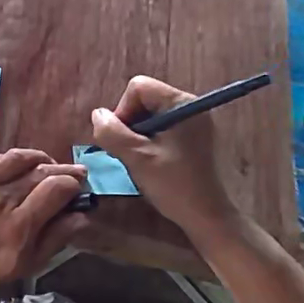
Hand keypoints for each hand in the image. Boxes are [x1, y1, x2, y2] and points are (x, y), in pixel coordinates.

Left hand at [0, 149, 90, 284]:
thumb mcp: (32, 261)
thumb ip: (58, 237)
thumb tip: (83, 213)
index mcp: (19, 225)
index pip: (54, 189)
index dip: (72, 183)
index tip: (78, 185)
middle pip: (39, 172)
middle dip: (62, 169)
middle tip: (73, 172)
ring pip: (16, 158)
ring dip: (38, 157)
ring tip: (47, 164)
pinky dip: (8, 159)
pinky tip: (17, 166)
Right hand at [87, 75, 241, 241]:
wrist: (206, 215)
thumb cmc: (173, 184)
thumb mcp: (136, 157)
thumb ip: (112, 132)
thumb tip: (97, 115)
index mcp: (181, 104)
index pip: (138, 88)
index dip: (123, 110)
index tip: (124, 139)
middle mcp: (190, 106)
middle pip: (142, 98)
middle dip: (128, 122)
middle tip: (129, 151)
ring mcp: (192, 121)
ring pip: (147, 114)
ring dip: (135, 134)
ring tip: (138, 158)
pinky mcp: (191, 136)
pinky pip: (158, 126)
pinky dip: (147, 140)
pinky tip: (149, 160)